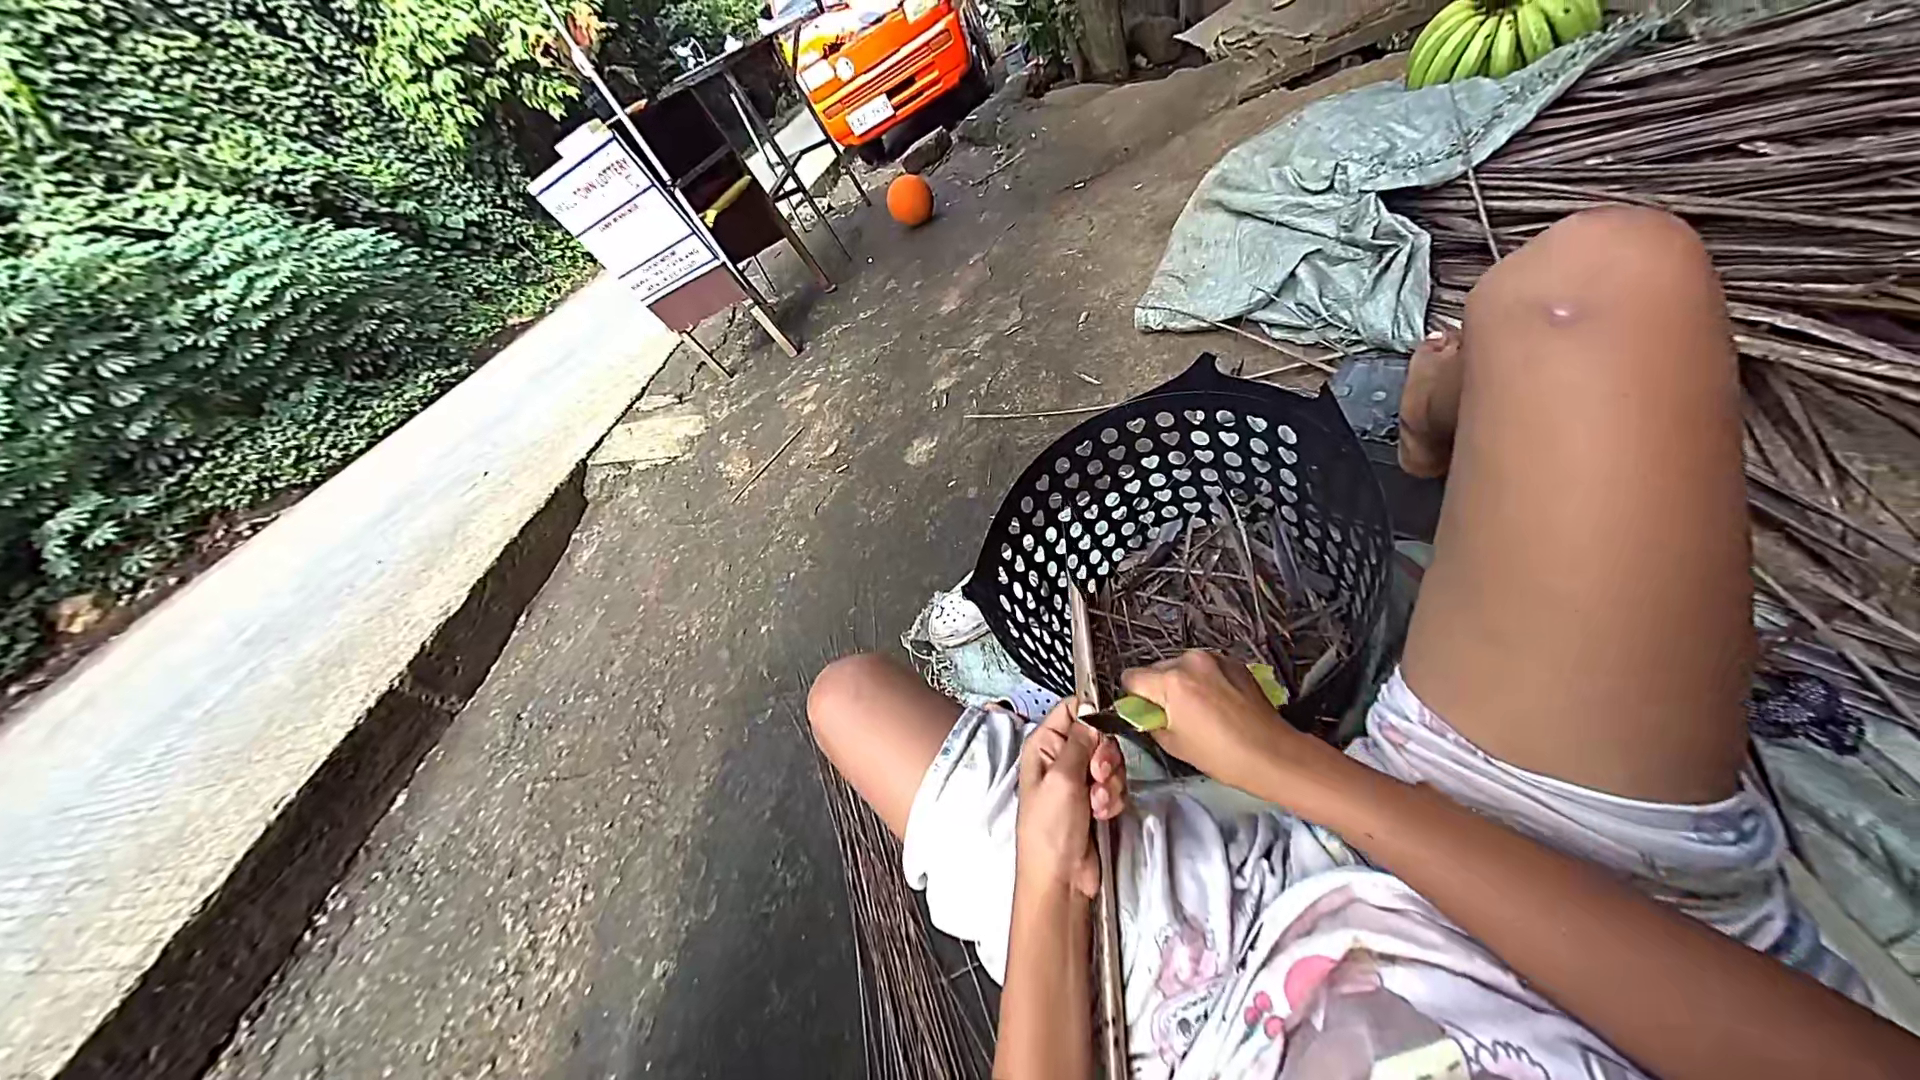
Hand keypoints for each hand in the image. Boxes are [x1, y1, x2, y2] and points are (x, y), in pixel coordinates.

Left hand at [1015, 696, 1126, 898]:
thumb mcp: (1062, 778)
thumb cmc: (1050, 828)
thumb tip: (1091, 707)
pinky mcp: (1095, 798)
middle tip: (1097, 776)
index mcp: (1044, 744)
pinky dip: (1113, 797)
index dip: (1093, 715)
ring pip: (1110, 761)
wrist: (1061, 879)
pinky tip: (1102, 814)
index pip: (1072, 709)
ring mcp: (1079, 778)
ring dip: (1110, 782)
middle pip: (1097, 734)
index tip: (1105, 731)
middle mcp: (1061, 756)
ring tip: (1096, 803)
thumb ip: (1079, 741)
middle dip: (1104, 756)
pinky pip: (1115, 784)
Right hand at [1122, 650, 1316, 794]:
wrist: (1274, 755)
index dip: (1134, 697)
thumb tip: (1140, 712)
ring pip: (1180, 666)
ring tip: (1199, 710)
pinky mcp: (1232, 662)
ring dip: (1181, 683)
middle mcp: (1189, 661)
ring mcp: (1214, 659)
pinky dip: (1203, 681)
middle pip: (1155, 669)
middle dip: (1158, 689)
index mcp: (1170, 682)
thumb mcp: (1173, 744)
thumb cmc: (1223, 755)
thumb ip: (1149, 721)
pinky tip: (1217, 704)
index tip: (1144, 711)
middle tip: (1174, 716)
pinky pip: (1204, 667)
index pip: (1131, 677)